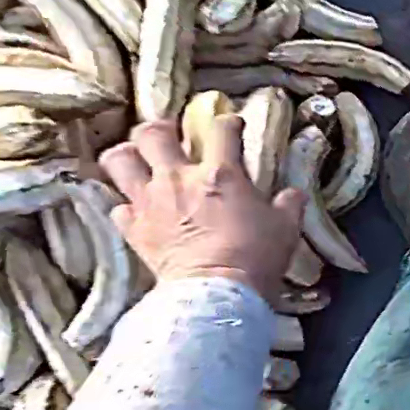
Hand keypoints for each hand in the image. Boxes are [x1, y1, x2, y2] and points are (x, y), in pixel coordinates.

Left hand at [99, 116, 306, 300]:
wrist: (218, 288)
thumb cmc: (258, 255)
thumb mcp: (288, 227)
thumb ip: (289, 203)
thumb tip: (292, 193)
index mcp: (221, 174)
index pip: (221, 131)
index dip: (227, 121)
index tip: (231, 122)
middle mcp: (177, 178)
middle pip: (152, 134)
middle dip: (160, 128)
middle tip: (169, 132)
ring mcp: (148, 201)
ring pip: (118, 160)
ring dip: (127, 155)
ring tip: (138, 159)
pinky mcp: (132, 226)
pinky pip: (117, 205)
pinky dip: (125, 202)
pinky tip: (137, 207)